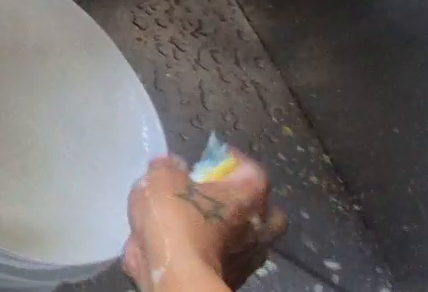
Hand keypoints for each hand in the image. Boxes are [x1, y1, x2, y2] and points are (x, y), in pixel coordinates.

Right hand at [123, 153, 286, 291]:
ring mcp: (249, 255)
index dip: (237, 160)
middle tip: (219, 189)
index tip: (218, 153)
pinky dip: (217, 243)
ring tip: (203, 215)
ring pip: (250, 235)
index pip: (254, 173)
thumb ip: (167, 167)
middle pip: (267, 210)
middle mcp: (256, 227)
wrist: (176, 271)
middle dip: (247, 199)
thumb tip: (173, 164)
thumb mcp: (159, 178)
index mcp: (244, 199)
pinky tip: (193, 237)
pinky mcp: (234, 274)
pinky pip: (230, 251)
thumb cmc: (174, 217)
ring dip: (232, 224)